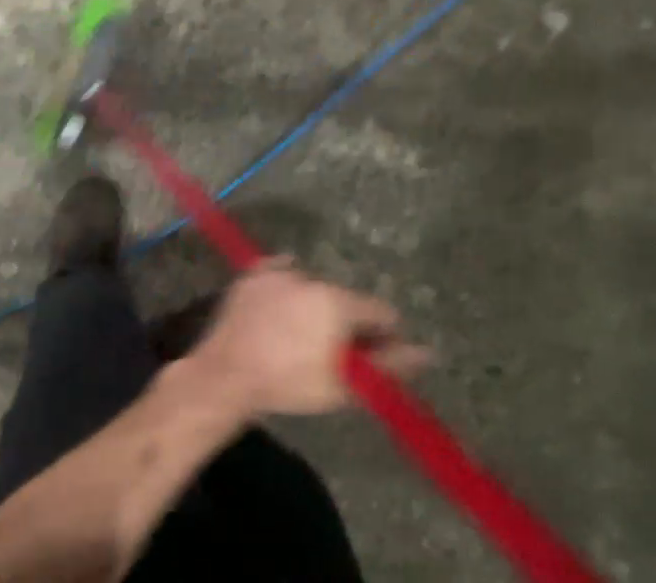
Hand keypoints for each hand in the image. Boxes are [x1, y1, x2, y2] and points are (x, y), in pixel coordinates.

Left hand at [186, 260, 430, 416]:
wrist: (228, 373)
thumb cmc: (291, 382)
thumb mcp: (348, 383)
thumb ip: (390, 365)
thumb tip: (427, 352)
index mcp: (335, 301)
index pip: (380, 313)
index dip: (383, 337)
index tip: (372, 357)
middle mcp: (306, 279)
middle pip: (344, 299)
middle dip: (347, 322)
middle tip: (335, 350)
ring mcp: (273, 275)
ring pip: (311, 288)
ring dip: (316, 306)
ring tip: (304, 336)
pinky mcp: (247, 279)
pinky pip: (276, 272)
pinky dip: (287, 283)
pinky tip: (288, 299)